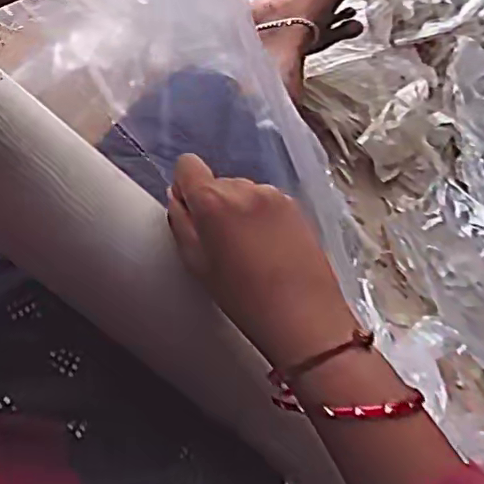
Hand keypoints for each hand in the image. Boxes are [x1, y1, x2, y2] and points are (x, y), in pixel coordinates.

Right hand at [165, 153, 358, 368]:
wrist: (305, 319)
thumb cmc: (243, 296)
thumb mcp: (194, 261)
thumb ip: (179, 220)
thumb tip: (178, 199)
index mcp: (211, 199)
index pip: (187, 164)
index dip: (184, 185)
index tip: (191, 210)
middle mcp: (242, 188)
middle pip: (215, 181)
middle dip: (212, 203)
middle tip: (219, 240)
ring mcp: (273, 196)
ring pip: (240, 190)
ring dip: (238, 209)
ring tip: (247, 247)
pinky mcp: (295, 207)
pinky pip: (264, 201)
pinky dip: (260, 215)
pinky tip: (268, 246)